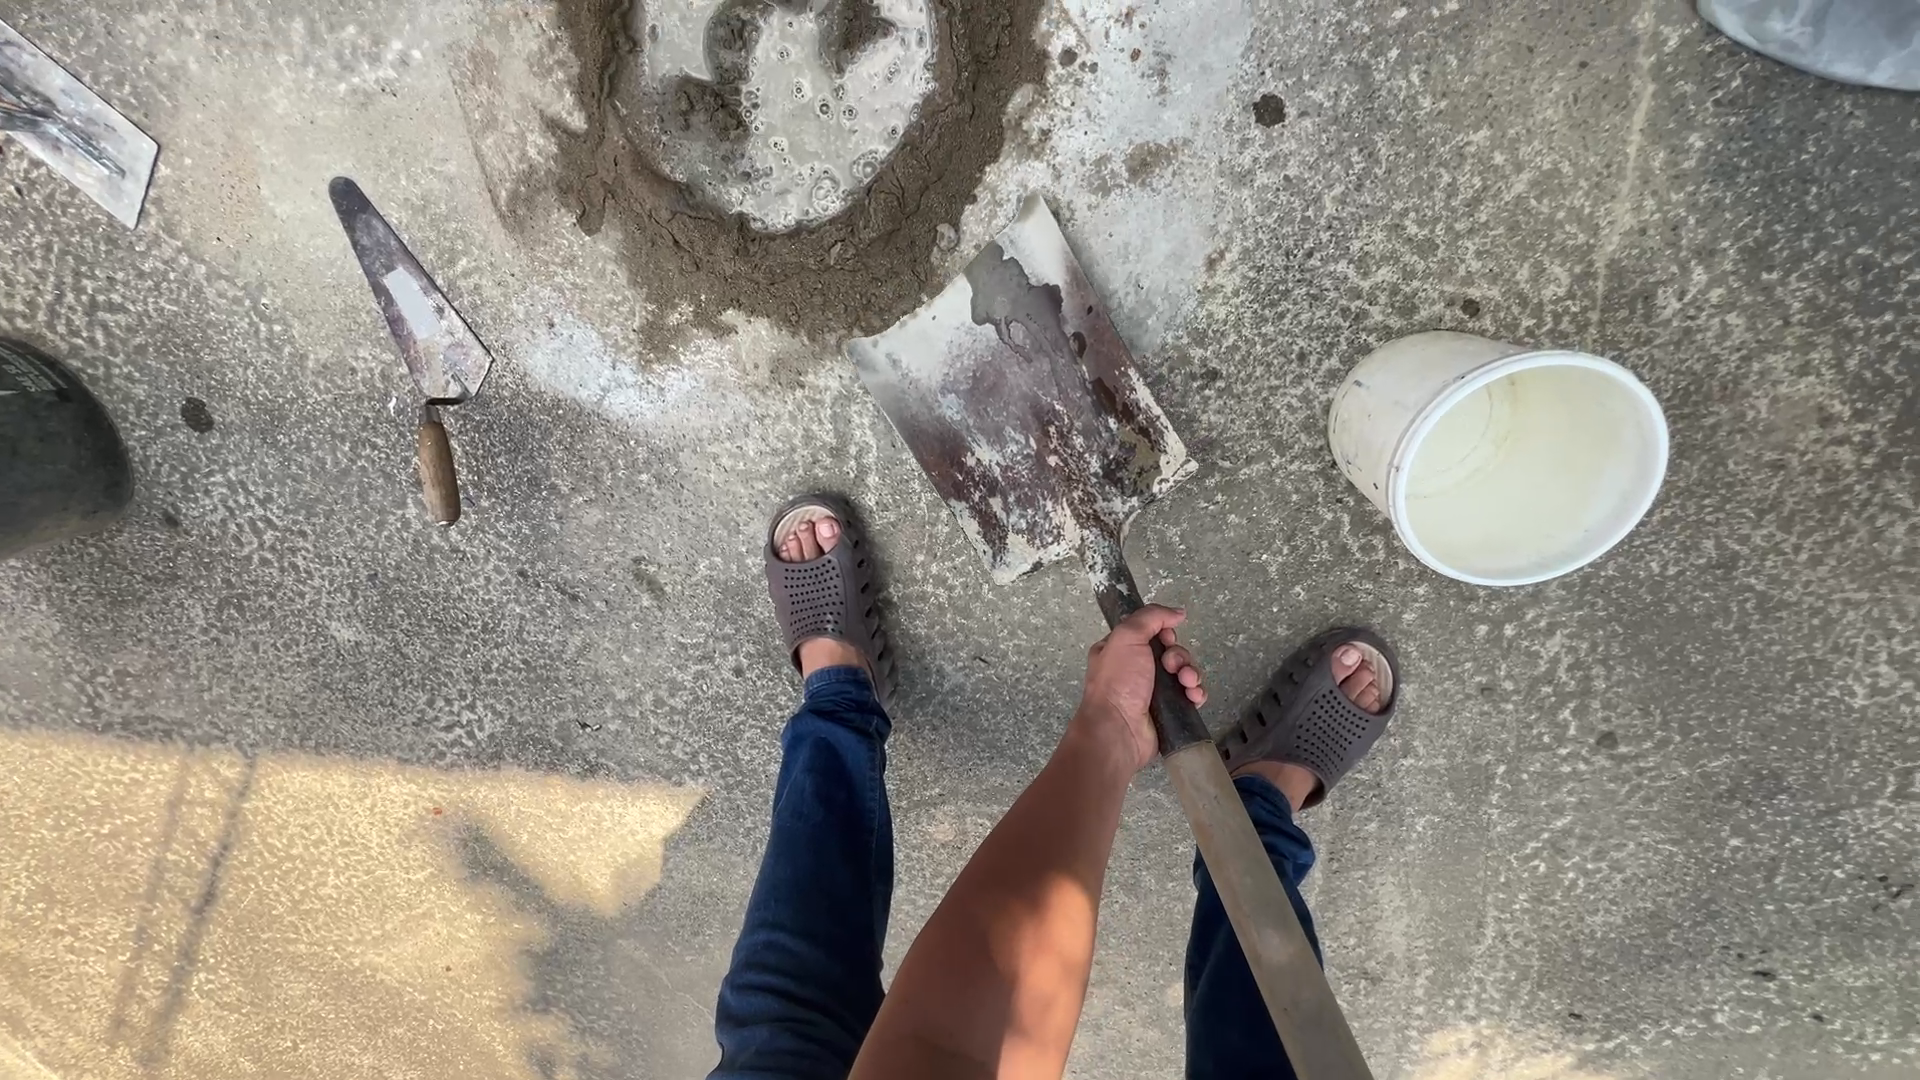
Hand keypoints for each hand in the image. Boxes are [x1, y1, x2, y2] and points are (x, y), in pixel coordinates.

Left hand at [1070, 605, 1206, 771]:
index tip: (1166, 639)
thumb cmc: (1118, 681)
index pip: (1150, 632)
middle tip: (1172, 667)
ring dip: (1190, 674)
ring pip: (1184, 673)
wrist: (1119, 729)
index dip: (1164, 632)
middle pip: (1171, 651)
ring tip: (1186, 683)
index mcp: (1120, 649)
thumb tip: (1177, 612)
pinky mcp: (1169, 710)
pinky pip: (1190, 695)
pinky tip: (1193, 697)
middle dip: (1179, 656)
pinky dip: (1195, 693)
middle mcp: (1135, 668)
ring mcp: (1153, 691)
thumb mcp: (1127, 637)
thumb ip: (1150, 617)